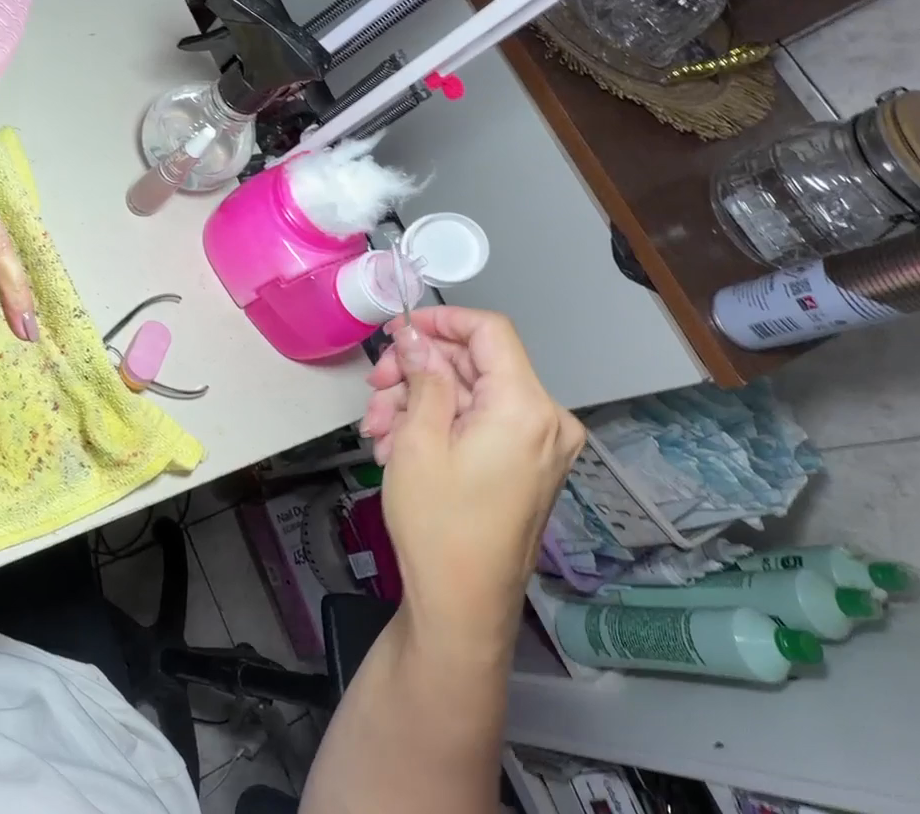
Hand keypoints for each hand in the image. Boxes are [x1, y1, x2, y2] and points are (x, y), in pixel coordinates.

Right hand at [362, 308, 584, 644]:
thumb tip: (414, 338)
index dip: (439, 321)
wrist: (461, 598)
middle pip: (476, 364)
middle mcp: (546, 420)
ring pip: (471, 394)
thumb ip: (422, 378)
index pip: (489, 332)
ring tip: (378, 431)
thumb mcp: (418, 440)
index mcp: (526, 408)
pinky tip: (400, 445)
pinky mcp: (527, 464)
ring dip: (419, 401)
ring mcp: (540, 444)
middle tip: (373, 391)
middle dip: (417, 371)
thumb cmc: (439, 522)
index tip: (394, 331)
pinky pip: (480, 422)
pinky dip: (438, 424)